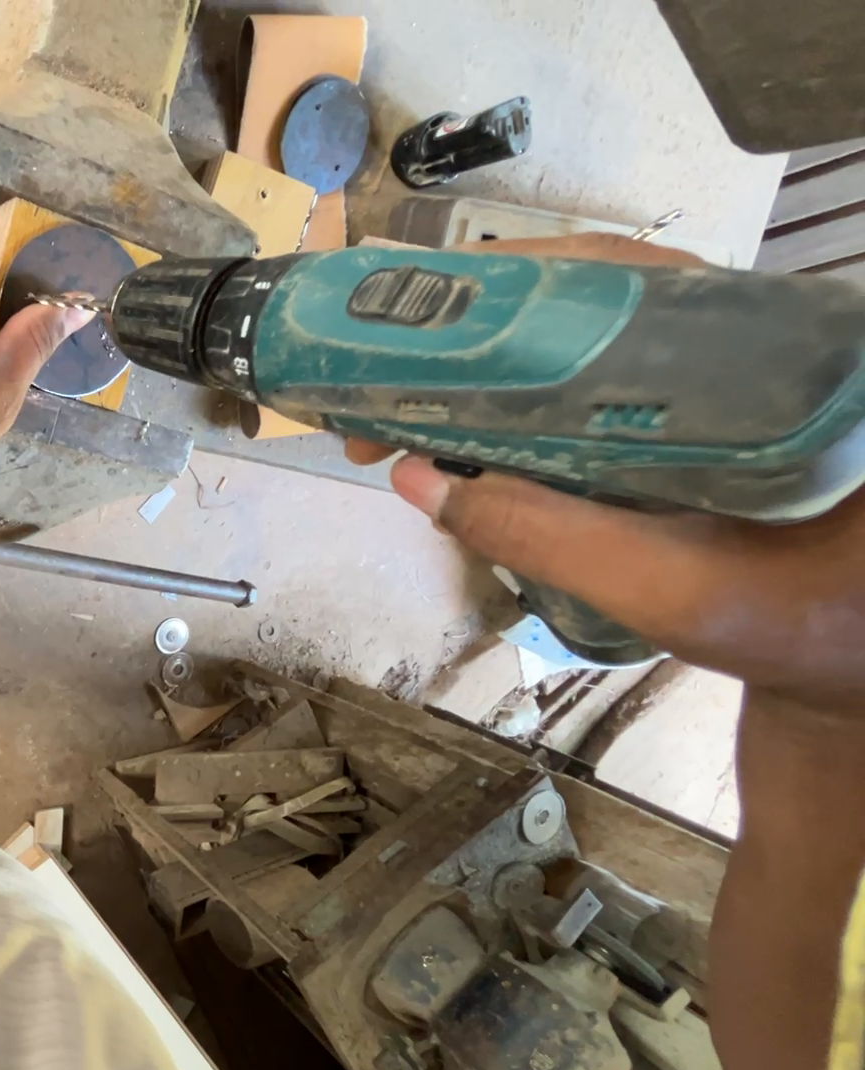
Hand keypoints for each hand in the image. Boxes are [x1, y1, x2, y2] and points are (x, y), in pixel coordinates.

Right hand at [349, 234, 864, 710]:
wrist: (864, 662)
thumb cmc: (804, 629)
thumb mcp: (678, 592)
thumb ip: (548, 537)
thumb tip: (411, 477)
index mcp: (794, 357)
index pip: (632, 282)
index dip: (510, 288)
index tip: (413, 322)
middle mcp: (764, 344)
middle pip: (586, 309)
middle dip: (466, 344)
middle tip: (378, 390)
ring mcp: (729, 380)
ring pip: (578, 350)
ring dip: (477, 380)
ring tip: (398, 421)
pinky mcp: (697, 416)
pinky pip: (587, 389)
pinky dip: (508, 408)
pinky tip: (457, 439)